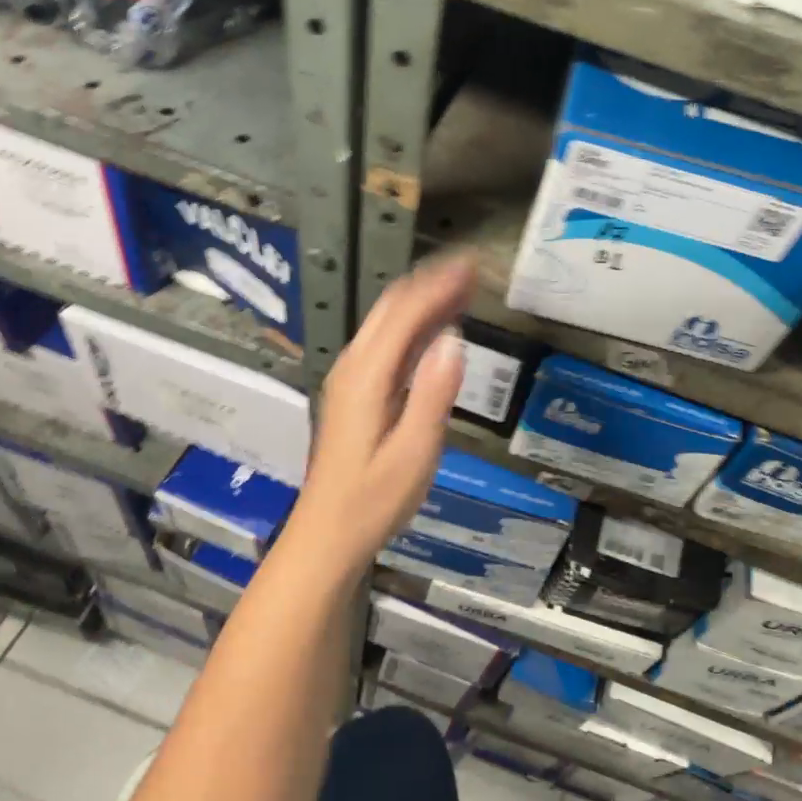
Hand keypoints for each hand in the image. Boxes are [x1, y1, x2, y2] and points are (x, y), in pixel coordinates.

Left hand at [286, 255, 475, 575]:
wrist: (328, 535)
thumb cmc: (373, 500)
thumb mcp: (413, 452)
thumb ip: (433, 394)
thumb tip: (454, 339)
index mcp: (366, 376)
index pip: (405, 313)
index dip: (439, 283)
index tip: (473, 265)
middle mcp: (354, 367)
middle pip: (393, 308)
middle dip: (431, 283)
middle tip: (473, 271)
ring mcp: (351, 378)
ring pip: (388, 323)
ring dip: (424, 301)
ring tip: (463, 289)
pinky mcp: (355, 393)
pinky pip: (387, 344)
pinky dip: (415, 326)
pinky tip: (438, 329)